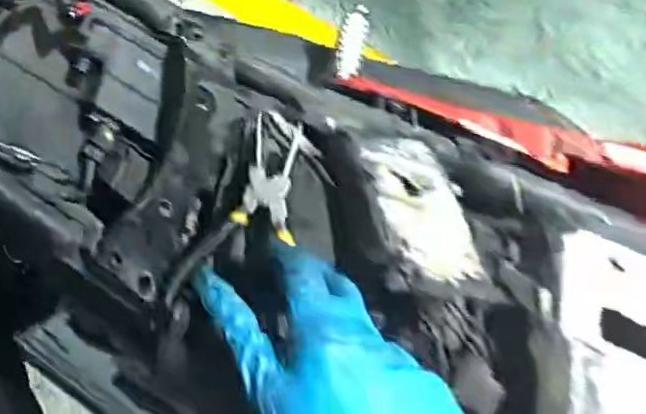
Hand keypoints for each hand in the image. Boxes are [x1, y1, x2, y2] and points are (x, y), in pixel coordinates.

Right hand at [194, 245, 460, 413]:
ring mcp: (409, 366)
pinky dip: (373, 363)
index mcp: (325, 328)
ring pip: (368, 330)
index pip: (302, 269)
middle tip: (290, 285)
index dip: (283, 254)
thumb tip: (208, 280)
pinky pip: (396, 364)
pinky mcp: (437, 394)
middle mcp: (370, 337)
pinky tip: (361, 385)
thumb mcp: (267, 384)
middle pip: (341, 288)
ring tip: (324, 351)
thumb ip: (239, 328)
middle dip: (315, 279)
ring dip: (344, 329)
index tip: (267, 250)